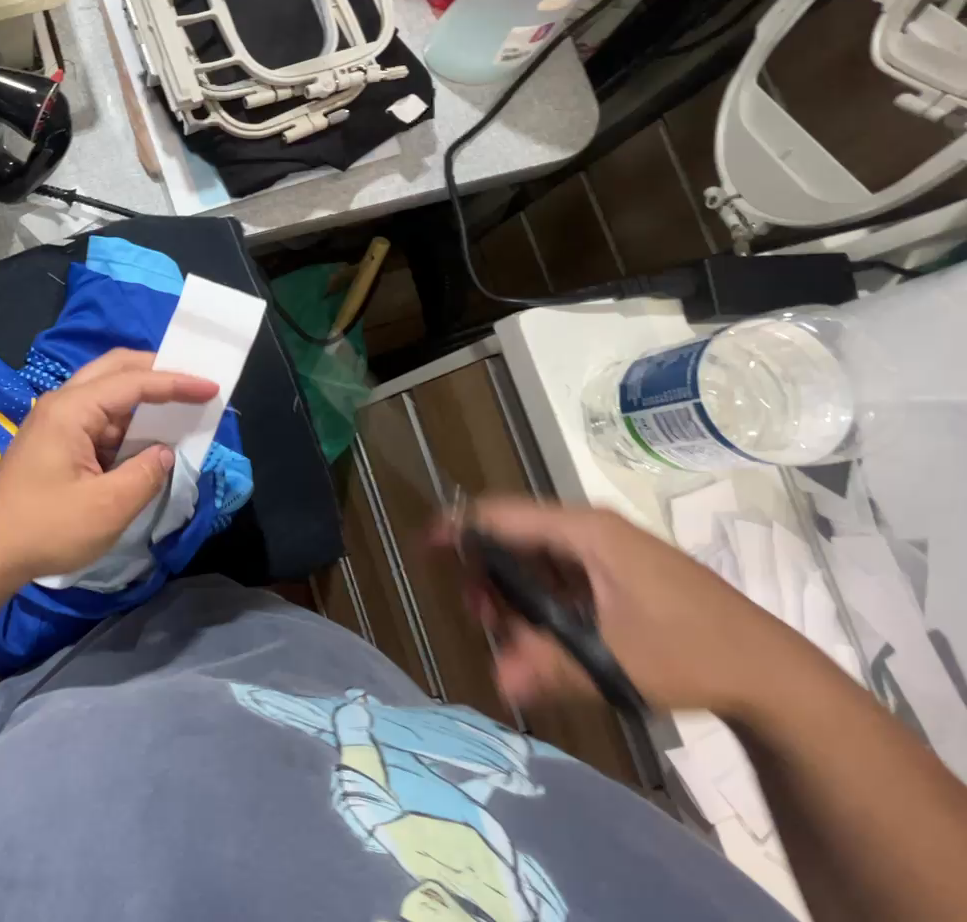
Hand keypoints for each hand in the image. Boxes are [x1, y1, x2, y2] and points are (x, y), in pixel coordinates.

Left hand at [0, 349, 218, 585]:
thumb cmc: (47, 528)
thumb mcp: (108, 506)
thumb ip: (145, 474)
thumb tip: (164, 454)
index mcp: (70, 410)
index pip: (133, 382)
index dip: (176, 382)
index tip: (213, 388)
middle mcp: (60, 405)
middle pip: (114, 371)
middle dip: (157, 373)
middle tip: (195, 383)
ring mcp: (53, 424)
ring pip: (105, 396)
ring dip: (142, 402)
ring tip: (181, 410)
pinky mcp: (53, 445)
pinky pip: (96, 422)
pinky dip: (125, 426)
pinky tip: (148, 441)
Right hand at [438, 497, 816, 717]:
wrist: (776, 676)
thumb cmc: (695, 654)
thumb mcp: (616, 663)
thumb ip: (549, 668)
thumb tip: (496, 682)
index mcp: (588, 534)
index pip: (501, 515)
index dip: (457, 528)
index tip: (422, 548)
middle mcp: (593, 531)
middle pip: (512, 534)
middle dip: (484, 571)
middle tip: (478, 615)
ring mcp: (607, 551)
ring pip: (533, 554)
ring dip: (510, 588)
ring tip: (507, 630)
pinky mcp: (617, 573)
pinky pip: (556, 571)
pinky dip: (536, 596)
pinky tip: (540, 631)